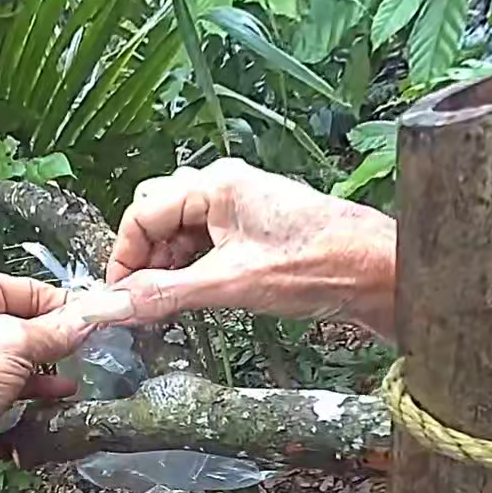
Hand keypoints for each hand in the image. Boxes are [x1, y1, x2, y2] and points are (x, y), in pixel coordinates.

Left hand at [0, 268, 124, 492]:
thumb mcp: (14, 342)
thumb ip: (57, 331)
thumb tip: (90, 319)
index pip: (25, 288)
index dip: (61, 304)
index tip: (94, 319)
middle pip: (26, 324)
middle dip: (57, 338)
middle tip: (92, 347)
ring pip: (24, 360)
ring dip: (52, 368)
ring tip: (82, 372)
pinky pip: (18, 390)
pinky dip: (40, 393)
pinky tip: (63, 396)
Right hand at [106, 158, 398, 338]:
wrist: (378, 273)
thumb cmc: (315, 266)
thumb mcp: (230, 284)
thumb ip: (165, 294)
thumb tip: (113, 306)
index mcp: (215, 185)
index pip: (142, 213)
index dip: (123, 257)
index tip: (118, 298)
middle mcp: (225, 189)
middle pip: (158, 219)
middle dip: (144, 262)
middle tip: (143, 303)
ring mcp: (241, 210)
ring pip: (182, 236)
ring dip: (168, 270)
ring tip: (168, 307)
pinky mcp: (255, 233)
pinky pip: (207, 247)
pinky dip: (192, 273)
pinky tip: (194, 298)